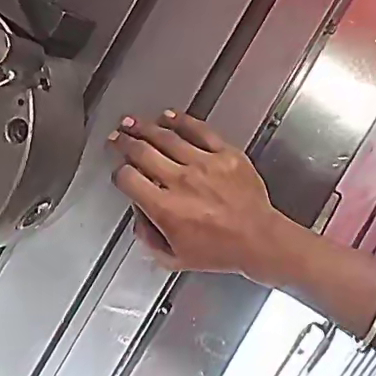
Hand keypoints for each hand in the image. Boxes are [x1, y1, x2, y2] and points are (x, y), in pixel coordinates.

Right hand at [108, 110, 304, 282]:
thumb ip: (149, 239)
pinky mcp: (226, 155)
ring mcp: (205, 165)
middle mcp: (182, 182)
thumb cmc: (222, 250)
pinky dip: (182, 121)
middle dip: (124, 142)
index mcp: (166, 208)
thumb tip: (139, 217)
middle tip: (117, 137)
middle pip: (142, 152)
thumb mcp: (174, 258)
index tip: (119, 171)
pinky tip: (169, 117)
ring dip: (146, 127)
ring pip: (167, 137)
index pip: (128, 179)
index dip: (118, 173)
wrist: (258, 239)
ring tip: (134, 122)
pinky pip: (199, 131)